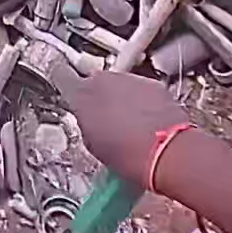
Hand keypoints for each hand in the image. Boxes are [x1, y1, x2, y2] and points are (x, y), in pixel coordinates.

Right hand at [54, 69, 190, 187]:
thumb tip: (92, 123)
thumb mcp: (94, 144)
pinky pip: (141, 89)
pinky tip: (147, 122)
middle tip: (105, 120)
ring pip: (119, 85)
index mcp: (81, 94)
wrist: (168, 153)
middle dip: (99, 97)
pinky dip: (143, 101)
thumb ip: (87, 123)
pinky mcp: (152, 83)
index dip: (64, 81)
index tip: (65, 84)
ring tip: (129, 125)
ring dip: (121, 99)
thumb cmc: (128, 155)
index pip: (63, 77)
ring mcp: (128, 79)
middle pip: (94, 82)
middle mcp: (102, 80)